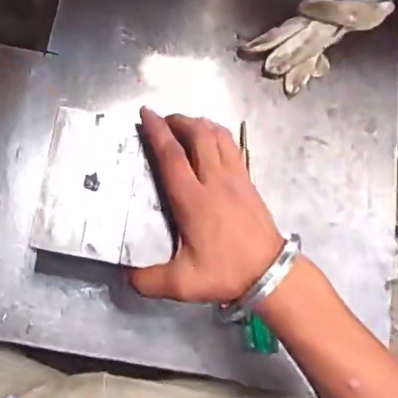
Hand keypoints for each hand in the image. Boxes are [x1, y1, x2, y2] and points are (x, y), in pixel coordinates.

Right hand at [131, 107, 284, 303]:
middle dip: (178, 121)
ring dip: (199, 124)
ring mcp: (236, 179)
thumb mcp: (182, 284)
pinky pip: (233, 147)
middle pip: (198, 136)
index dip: (156, 132)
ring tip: (184, 125)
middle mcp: (215, 182)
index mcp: (194, 201)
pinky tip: (212, 139)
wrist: (270, 274)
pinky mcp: (249, 183)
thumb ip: (149, 280)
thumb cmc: (226, 274)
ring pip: (218, 137)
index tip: (145, 114)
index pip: (172, 156)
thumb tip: (126, 277)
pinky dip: (219, 135)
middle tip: (162, 120)